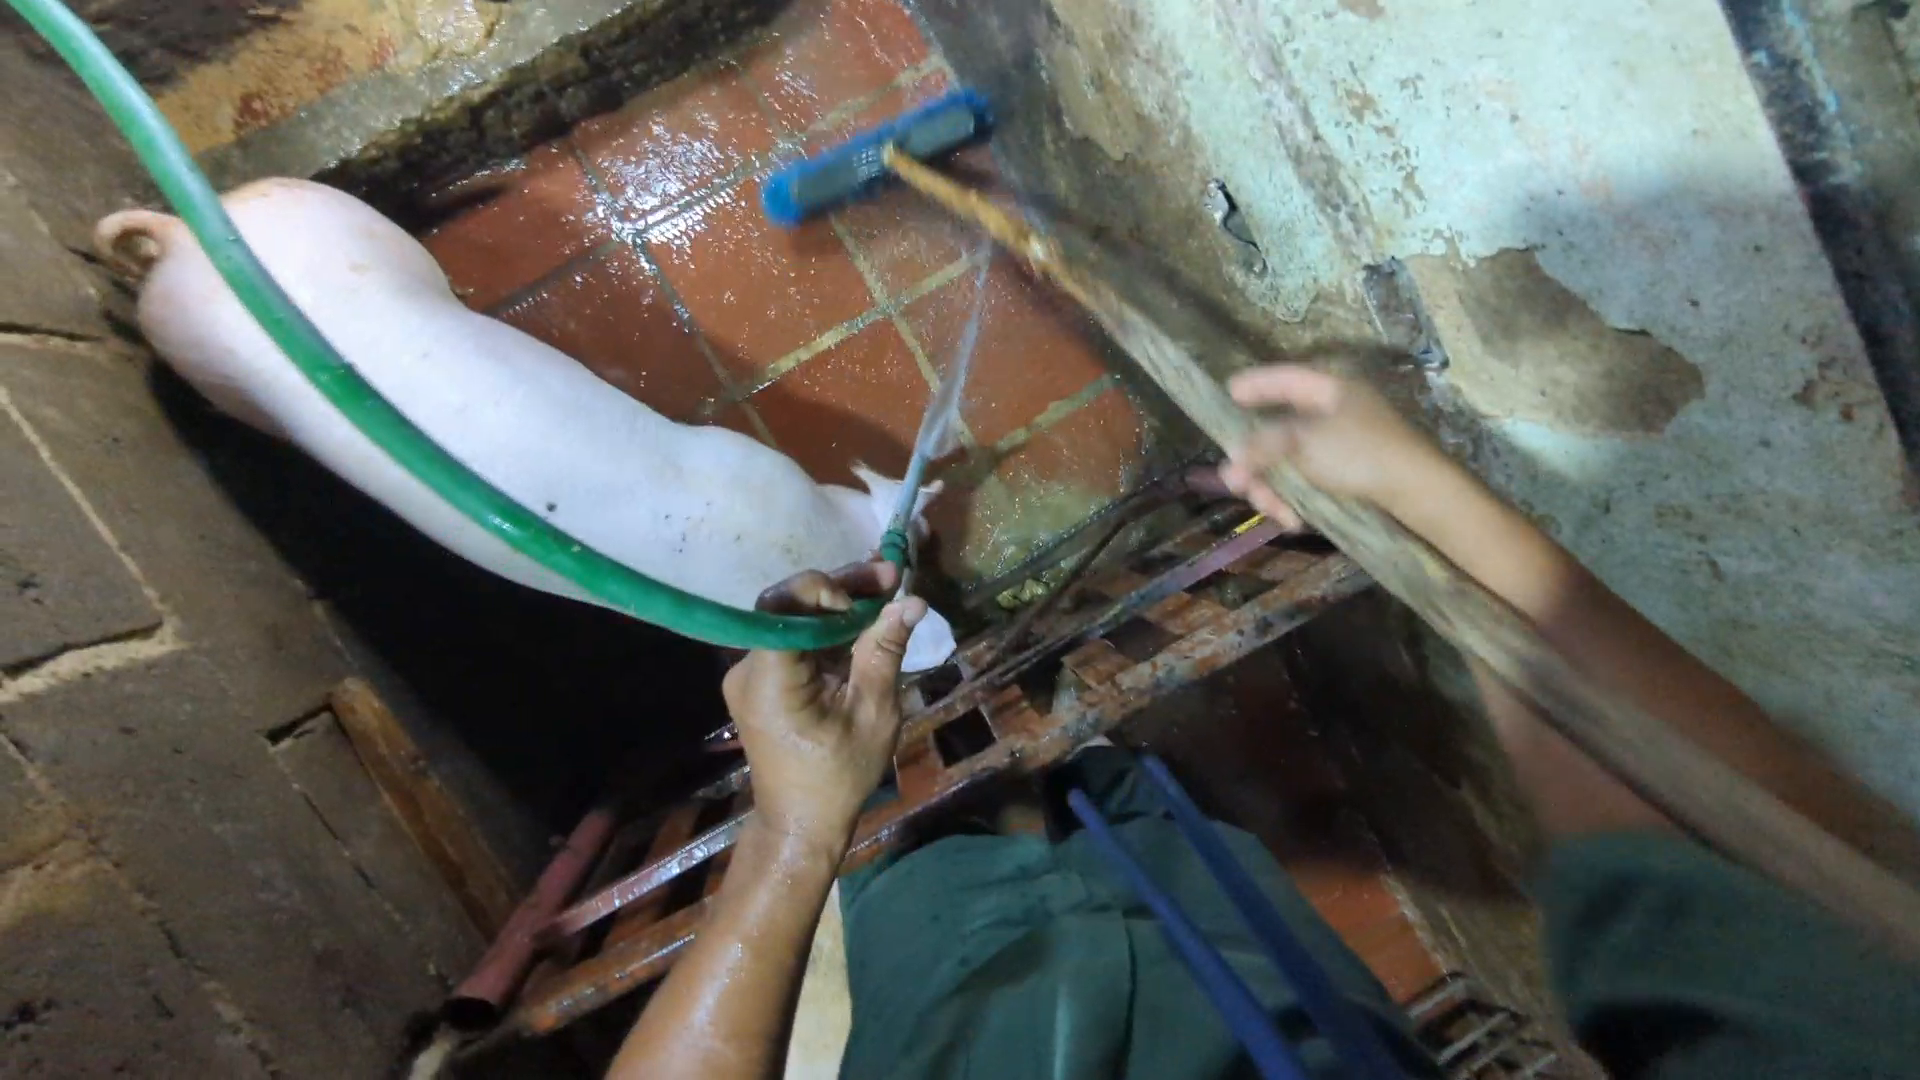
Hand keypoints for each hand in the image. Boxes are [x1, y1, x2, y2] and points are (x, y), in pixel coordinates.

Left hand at [725, 562, 926, 850]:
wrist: (802, 821)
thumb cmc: (839, 776)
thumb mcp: (873, 712)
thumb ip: (885, 650)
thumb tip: (912, 601)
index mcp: (769, 680)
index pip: (782, 608)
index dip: (824, 590)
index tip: (868, 597)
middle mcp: (748, 668)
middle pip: (789, 606)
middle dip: (841, 589)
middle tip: (890, 578)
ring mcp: (750, 672)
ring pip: (793, 618)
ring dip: (838, 605)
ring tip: (886, 592)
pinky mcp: (761, 678)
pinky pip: (793, 638)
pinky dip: (827, 627)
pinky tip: (863, 618)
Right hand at [1216, 365, 1443, 528]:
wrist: (1416, 492)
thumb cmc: (1360, 454)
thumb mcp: (1302, 443)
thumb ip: (1262, 446)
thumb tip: (1232, 459)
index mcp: (1329, 390)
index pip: (1285, 378)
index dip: (1255, 385)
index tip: (1228, 392)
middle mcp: (1332, 413)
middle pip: (1277, 432)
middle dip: (1255, 464)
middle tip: (1237, 483)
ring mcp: (1339, 445)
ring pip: (1287, 464)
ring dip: (1273, 490)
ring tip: (1274, 511)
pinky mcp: (1345, 474)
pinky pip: (1305, 481)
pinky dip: (1295, 499)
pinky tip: (1295, 519)